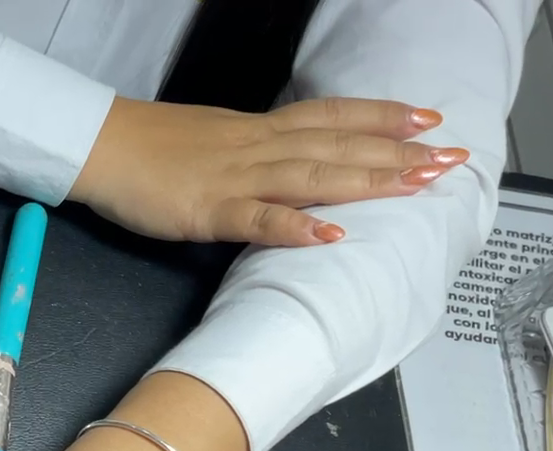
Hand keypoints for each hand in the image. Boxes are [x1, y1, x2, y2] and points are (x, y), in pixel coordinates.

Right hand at [70, 96, 465, 245]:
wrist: (103, 147)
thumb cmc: (146, 149)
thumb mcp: (205, 144)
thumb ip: (241, 156)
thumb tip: (266, 171)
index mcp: (253, 132)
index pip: (329, 118)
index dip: (379, 117)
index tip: (425, 119)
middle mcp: (256, 148)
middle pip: (336, 145)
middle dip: (396, 151)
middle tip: (449, 157)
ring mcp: (235, 178)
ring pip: (312, 174)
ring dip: (367, 179)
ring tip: (417, 184)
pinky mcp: (208, 210)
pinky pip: (258, 218)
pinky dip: (296, 225)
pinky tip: (331, 232)